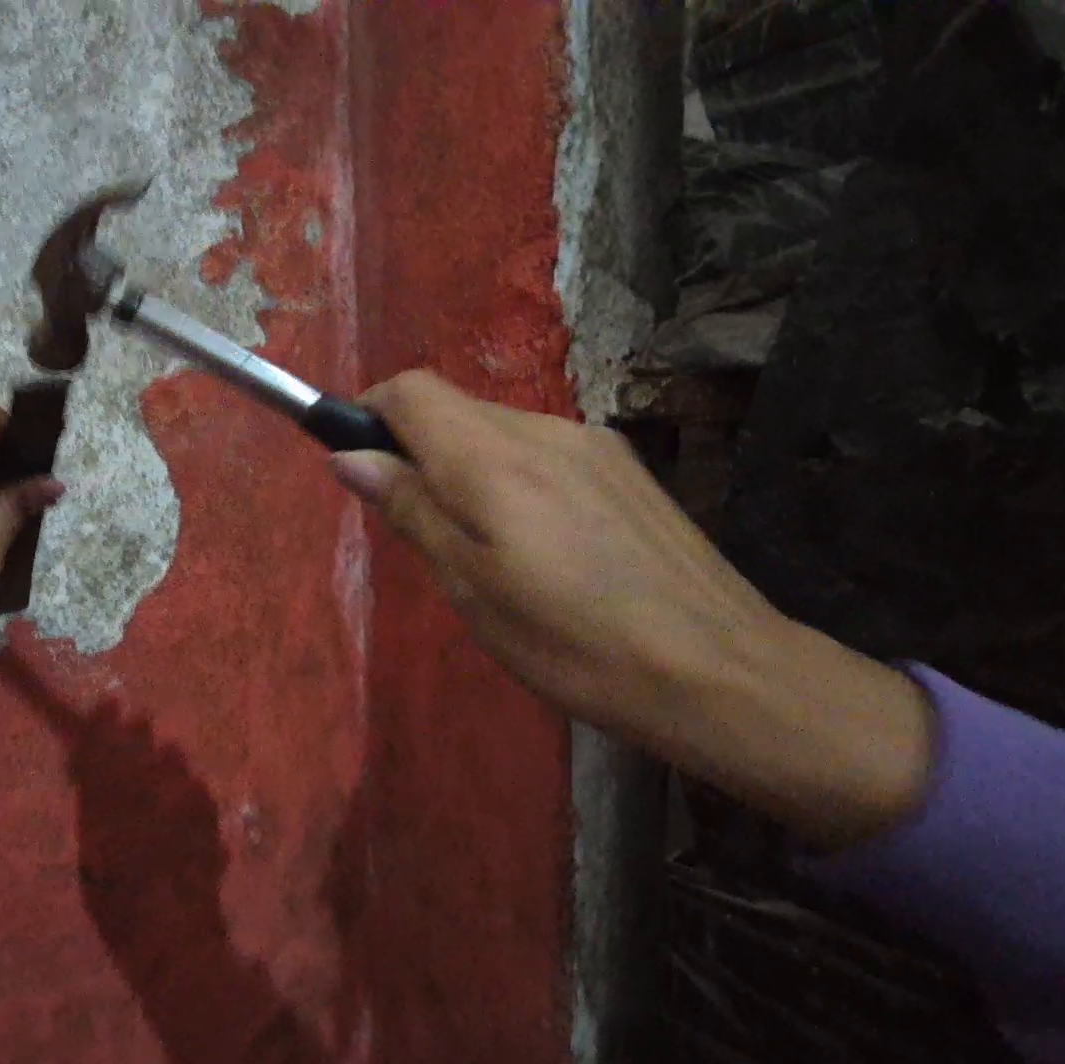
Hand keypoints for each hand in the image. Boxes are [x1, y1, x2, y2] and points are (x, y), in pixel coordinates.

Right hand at [333, 371, 931, 847]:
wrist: (716, 671)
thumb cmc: (568, 642)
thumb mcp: (469, 586)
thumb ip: (409, 509)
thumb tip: (348, 456)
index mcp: (493, 458)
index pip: (411, 391)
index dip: (367, 412)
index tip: (354, 462)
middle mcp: (542, 430)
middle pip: (453, 408)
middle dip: (415, 450)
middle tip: (417, 529)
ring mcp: (591, 445)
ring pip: (497, 430)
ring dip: (463, 467)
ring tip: (480, 547)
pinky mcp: (624, 467)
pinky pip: (541, 451)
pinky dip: (509, 477)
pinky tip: (536, 544)